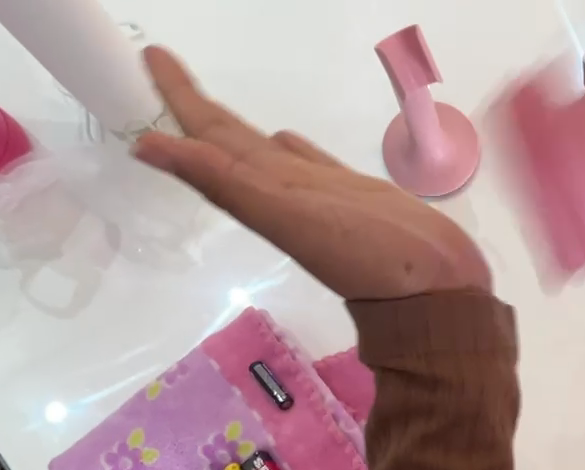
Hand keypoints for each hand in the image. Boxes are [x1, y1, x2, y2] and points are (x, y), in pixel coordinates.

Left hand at [133, 47, 490, 301]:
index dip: (179, 105)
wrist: (437, 293)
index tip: (149, 60)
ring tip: (214, 105)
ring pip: (268, 152)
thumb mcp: (291, 220)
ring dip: (238, 128)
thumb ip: (227, 183)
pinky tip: (285, 139)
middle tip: (165, 65)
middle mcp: (288, 193)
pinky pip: (312, 163)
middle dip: (198, 108)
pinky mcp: (356, 195)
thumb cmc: (371, 258)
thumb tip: (147, 147)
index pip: (211, 142)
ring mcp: (323, 195)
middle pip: (233, 143)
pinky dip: (292, 147)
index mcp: (267, 196)